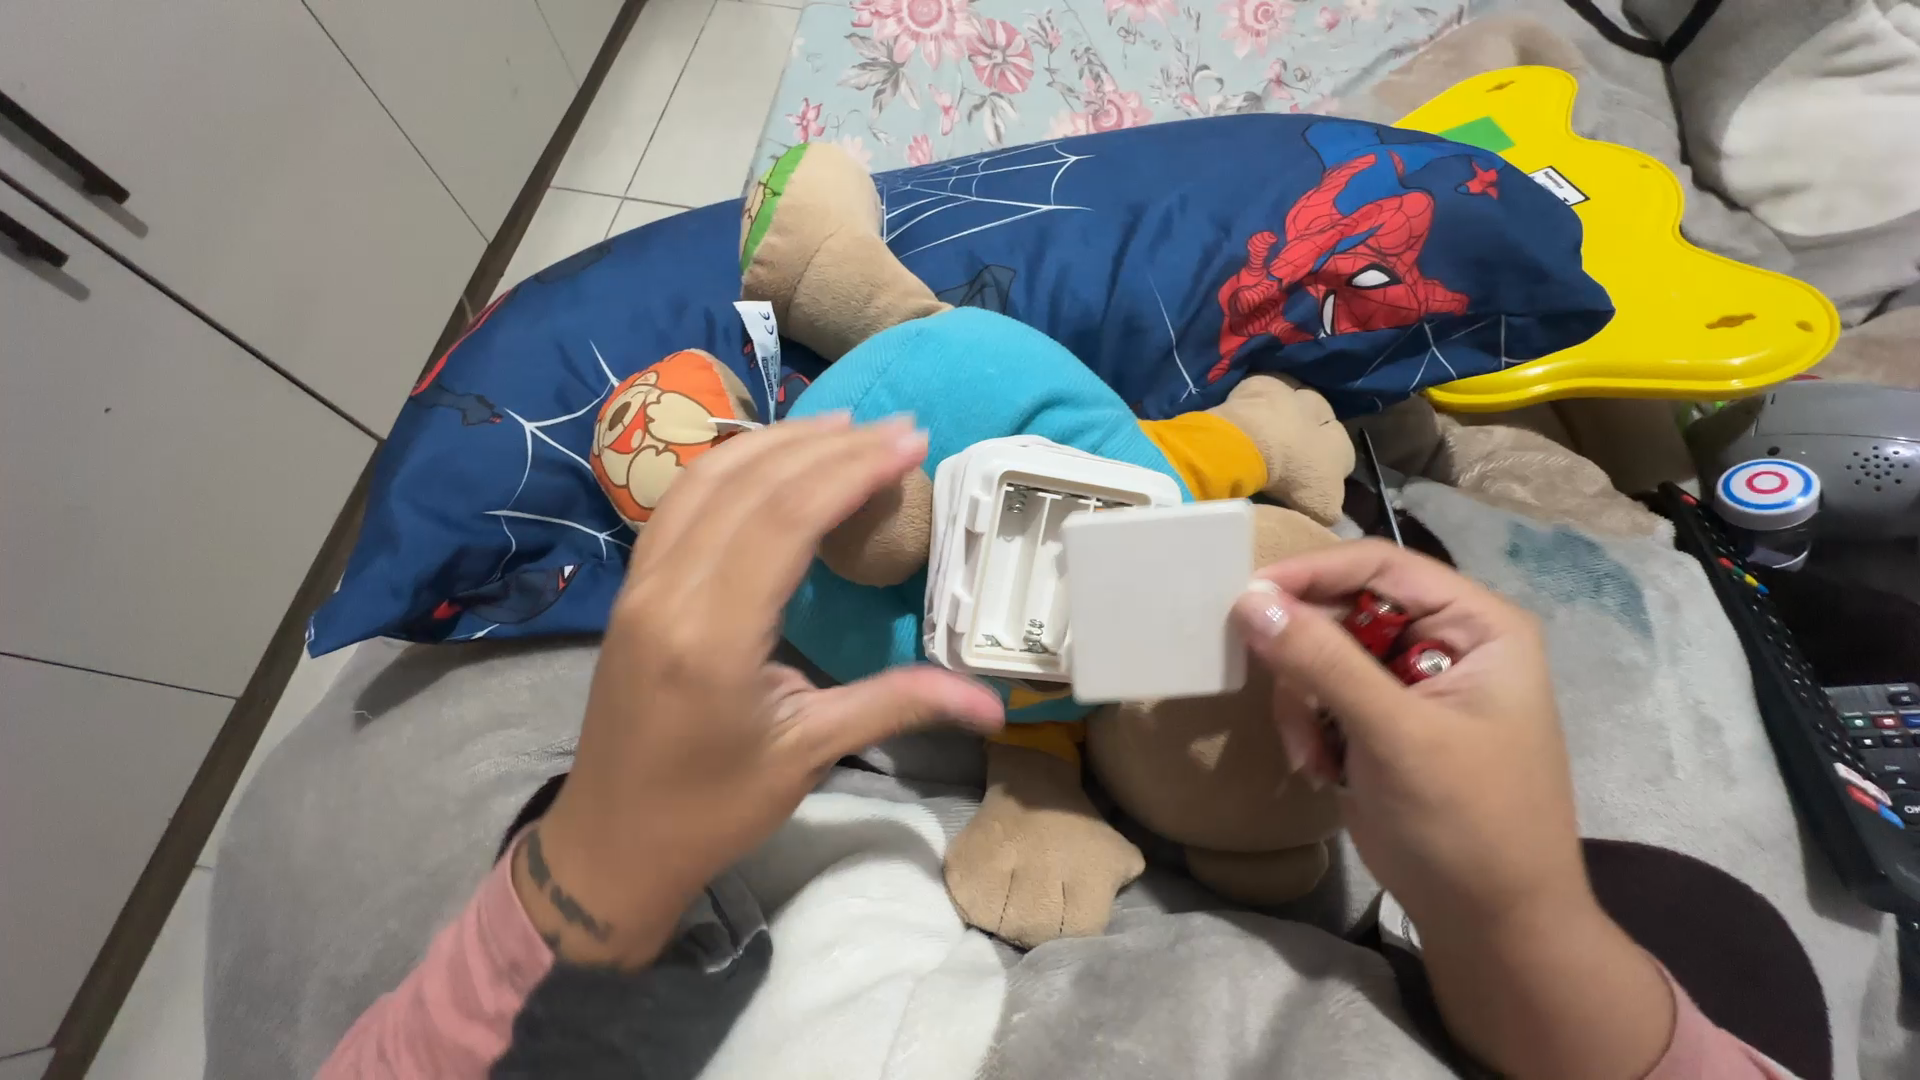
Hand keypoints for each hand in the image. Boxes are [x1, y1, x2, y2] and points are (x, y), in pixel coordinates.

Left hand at [515, 415, 1004, 966]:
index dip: (851, 470)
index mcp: (713, 638)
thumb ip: (899, 706)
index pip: (785, 519)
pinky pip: (682, 501)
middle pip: (750, 485)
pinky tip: (773, 456)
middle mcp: (668, 594)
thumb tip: (993, 706)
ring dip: (777, 441)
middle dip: (828, 445)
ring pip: (707, 480)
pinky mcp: (633, 587)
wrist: (610, 843)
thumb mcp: (810, 755)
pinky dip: (733, 463)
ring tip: (842, 425)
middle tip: (894, 428)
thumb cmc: (712, 808)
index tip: (908, 443)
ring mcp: (640, 585)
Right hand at [1232, 539, 1672, 1079]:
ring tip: (1309, 755)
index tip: (1246, 594)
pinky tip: (1318, 766)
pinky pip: (1317, 691)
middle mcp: (1441, 640)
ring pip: (1318, 651)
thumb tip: (1247, 599)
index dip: (1312, 572)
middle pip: (1340, 607)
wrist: (1489, 923)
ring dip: (1300, 701)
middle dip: (1303, 655)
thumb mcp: (1395, 735)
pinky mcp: (1376, 717)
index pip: (1379, 565)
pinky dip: (1305, 723)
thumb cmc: (1467, 822)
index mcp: (1475, 625)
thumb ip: (1322, 662)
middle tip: (1269, 684)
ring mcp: (1405, 681)